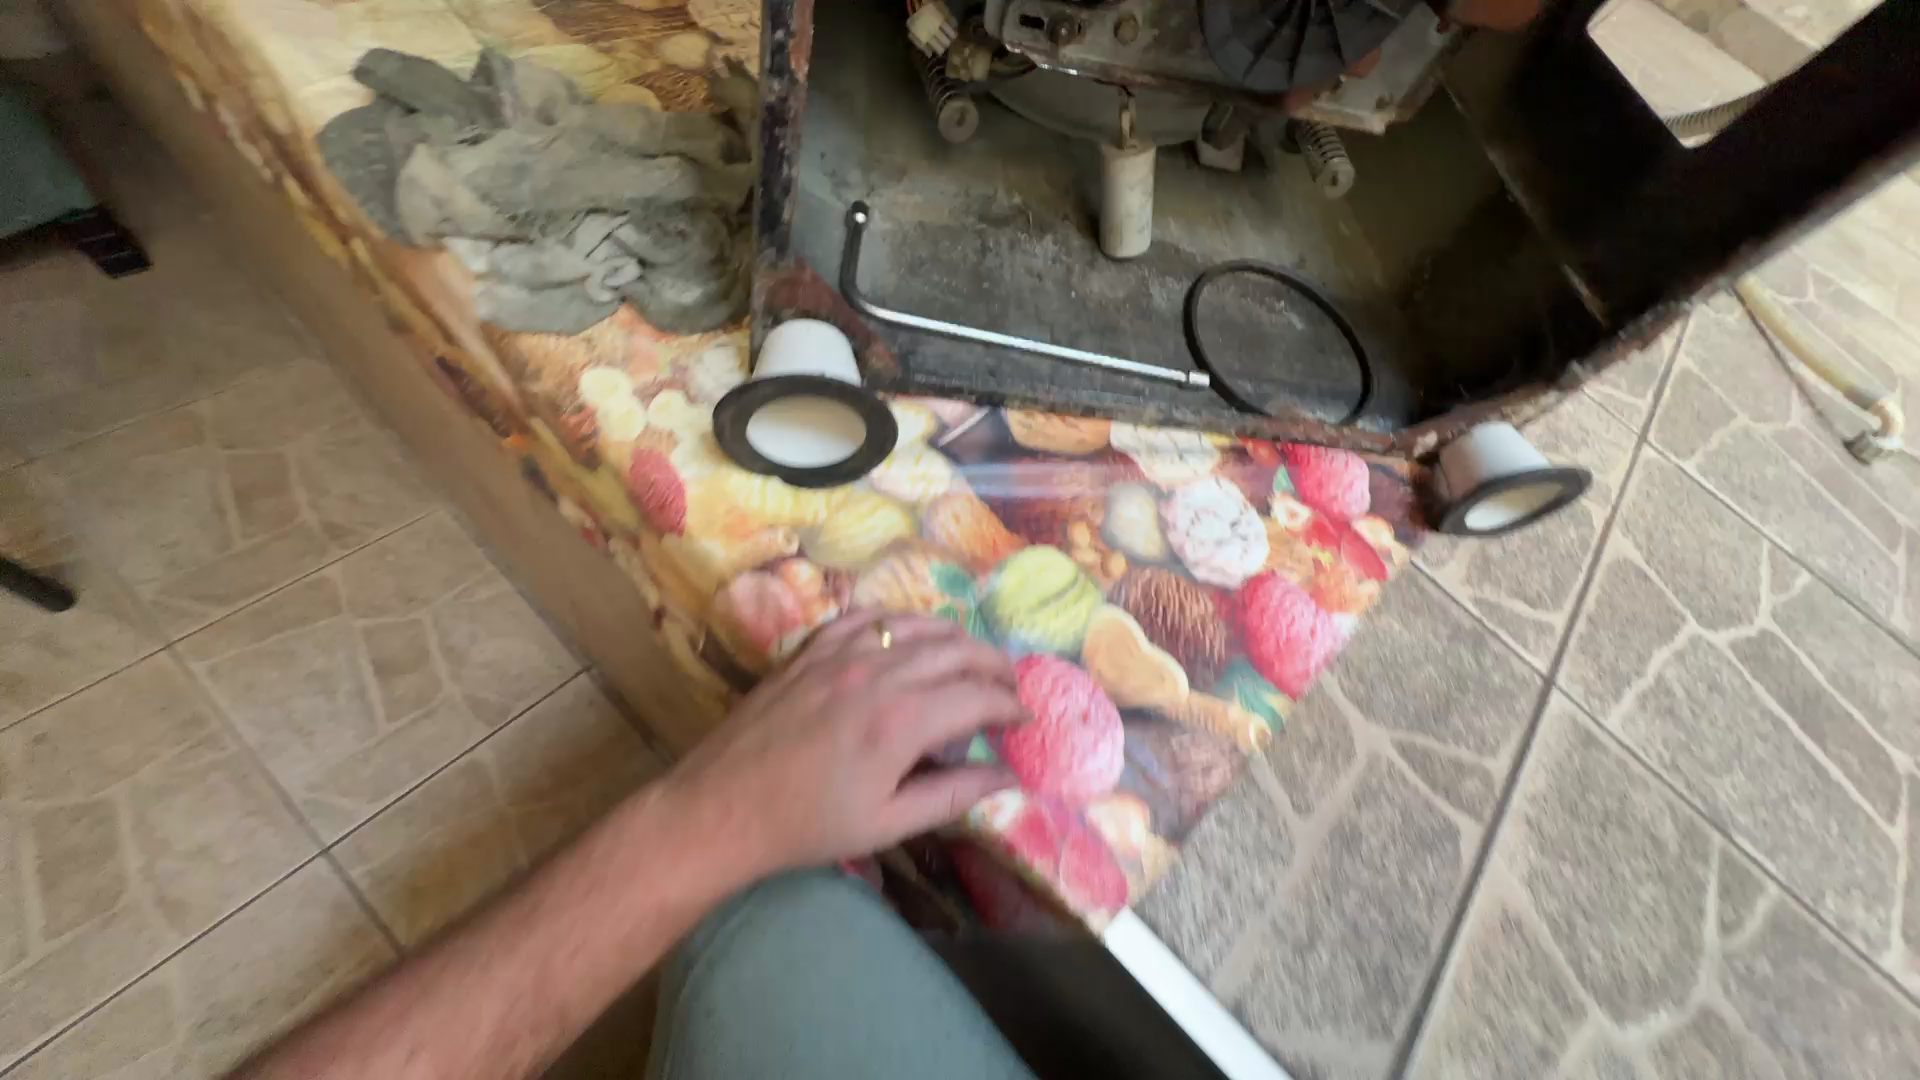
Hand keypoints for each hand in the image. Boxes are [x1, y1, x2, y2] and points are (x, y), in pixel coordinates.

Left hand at [657, 611, 1026, 884]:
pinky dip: (899, 621)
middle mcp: (879, 672)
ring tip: (970, 659)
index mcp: (902, 720)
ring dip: (954, 638)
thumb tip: (1008, 778)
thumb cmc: (807, 825)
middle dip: (994, 666)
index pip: (979, 695)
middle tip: (1007, 688)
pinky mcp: (813, 648)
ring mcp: (842, 652)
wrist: (721, 809)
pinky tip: (907, 636)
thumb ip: (953, 795)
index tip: (1023, 719)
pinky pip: (867, 616)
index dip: (1011, 705)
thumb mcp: (888, 823)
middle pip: (957, 649)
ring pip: (917, 625)